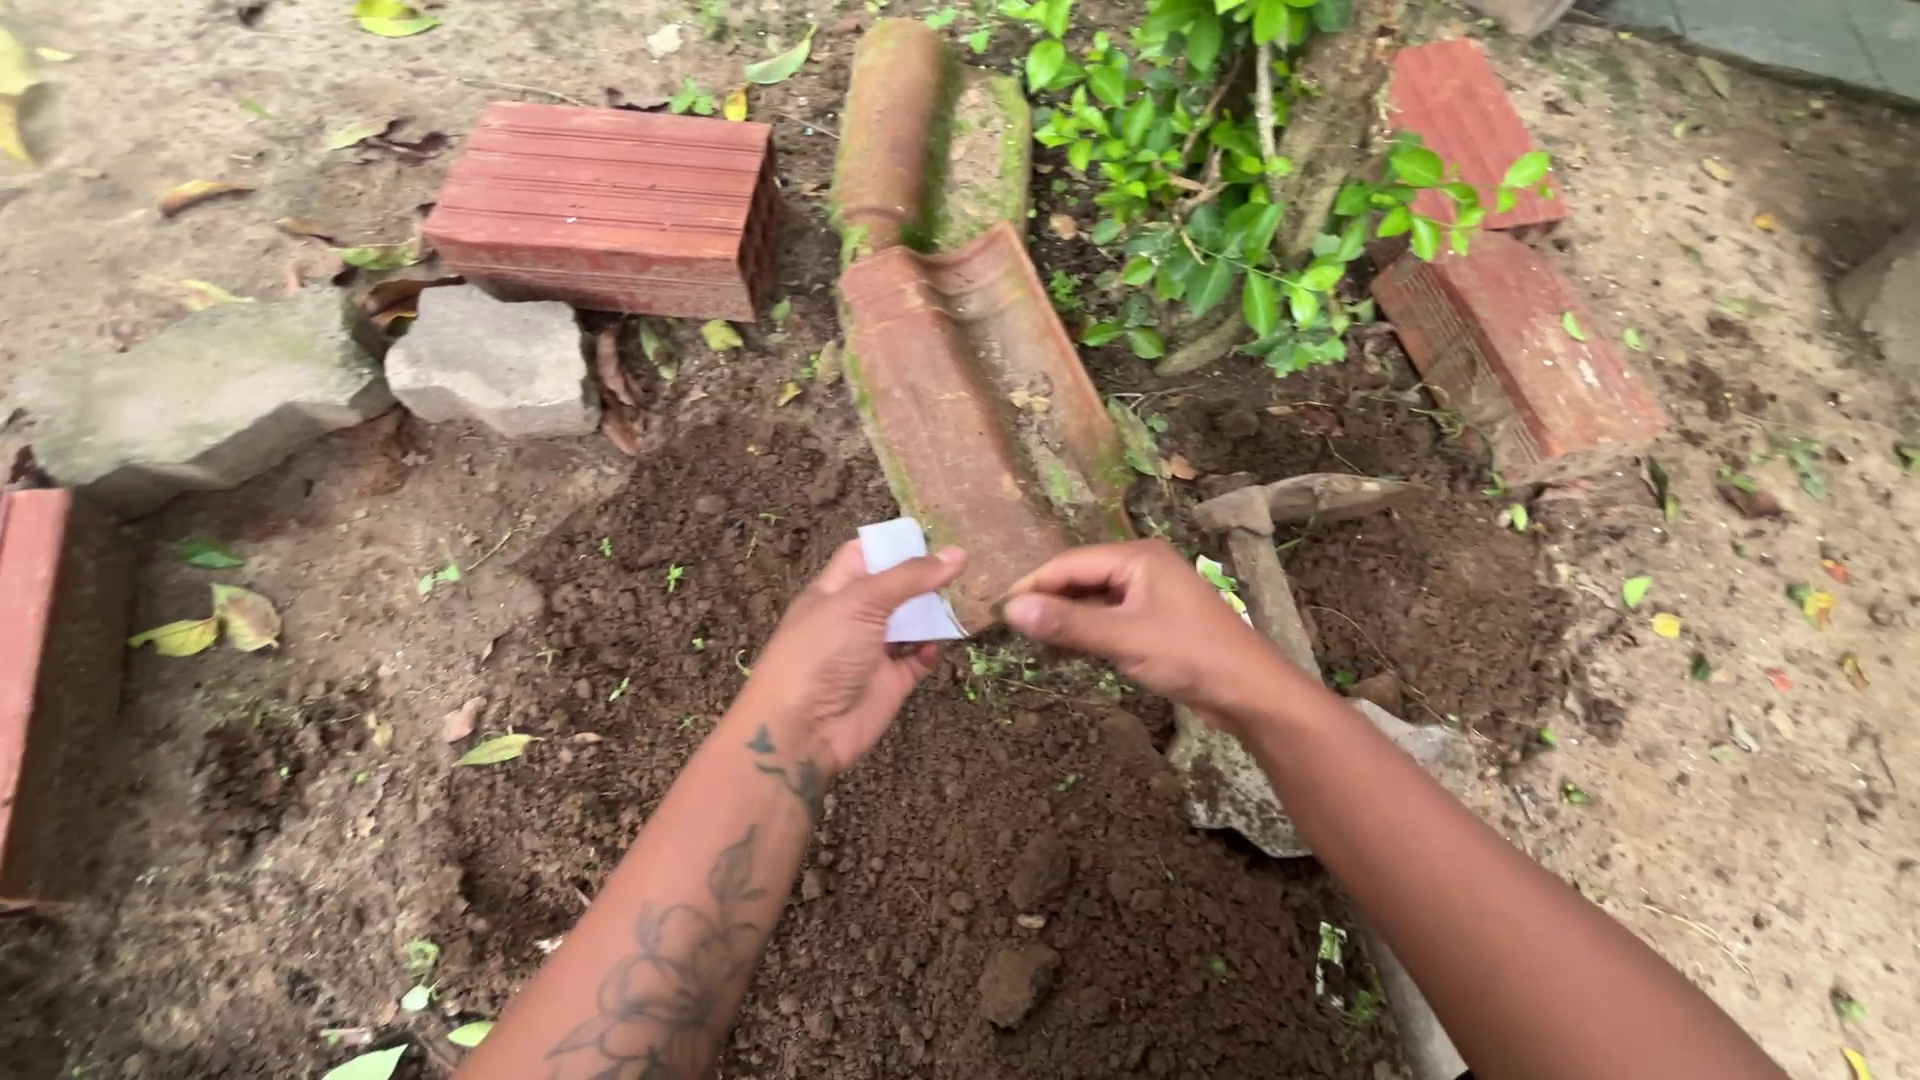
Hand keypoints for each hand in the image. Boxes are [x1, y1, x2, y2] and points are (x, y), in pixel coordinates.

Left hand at [733, 541, 966, 776]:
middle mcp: (854, 617)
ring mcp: (873, 651)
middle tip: (963, 565)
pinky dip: (932, 650)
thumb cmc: (821, 652)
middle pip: (895, 588)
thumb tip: (957, 553)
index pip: (865, 554)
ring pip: (912, 623)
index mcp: (835, 590)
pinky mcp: (891, 682)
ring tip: (966, 597)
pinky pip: (919, 660)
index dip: (894, 544)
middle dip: (924, 577)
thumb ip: (910, 578)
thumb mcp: (861, 602)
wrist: (803, 730)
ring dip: (935, 613)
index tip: (934, 536)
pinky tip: (942, 642)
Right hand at [1001, 539, 1289, 724]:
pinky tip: (1069, 648)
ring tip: (1033, 640)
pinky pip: (1110, 616)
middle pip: (1081, 576)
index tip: (999, 610)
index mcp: (1137, 557)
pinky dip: (1087, 630)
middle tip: (1012, 628)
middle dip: (1048, 600)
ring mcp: (1151, 593)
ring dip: (1066, 617)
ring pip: (1094, 598)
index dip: (1033, 585)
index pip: (1069, 563)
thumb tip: (1011, 609)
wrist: (1251, 692)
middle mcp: (1142, 566)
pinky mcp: (1155, 619)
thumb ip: (1067, 623)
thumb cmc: (1191, 656)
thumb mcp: (1124, 638)